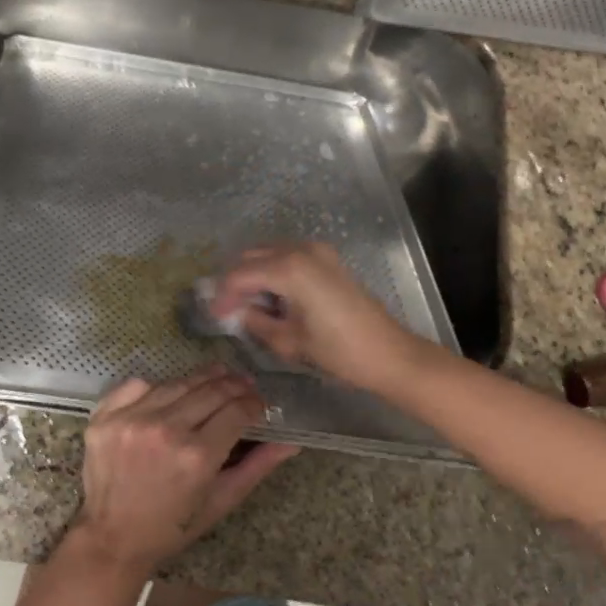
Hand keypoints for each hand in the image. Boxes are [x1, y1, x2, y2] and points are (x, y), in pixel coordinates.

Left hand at [73, 368, 298, 572]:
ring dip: (199, 380)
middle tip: (244, 384)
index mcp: (197, 456)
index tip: (260, 403)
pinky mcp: (105, 415)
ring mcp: (131, 419)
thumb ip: (256, 467)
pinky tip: (169, 392)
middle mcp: (164, 429)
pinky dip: (157, 386)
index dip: (253, 403)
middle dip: (233, 385)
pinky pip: (138, 384)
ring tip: (214, 379)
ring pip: (176, 383)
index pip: (236, 411)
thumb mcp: (220, 502)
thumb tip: (290, 442)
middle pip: (209, 390)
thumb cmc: (172, 526)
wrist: (113, 536)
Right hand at [212, 242, 429, 390]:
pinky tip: (273, 299)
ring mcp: (317, 251)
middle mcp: (301, 250)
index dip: (223, 295)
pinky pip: (288, 257)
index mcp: (290, 269)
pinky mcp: (328, 259)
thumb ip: (256, 322)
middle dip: (236, 282)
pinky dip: (274, 272)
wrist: (391, 354)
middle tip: (228, 310)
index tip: (214, 315)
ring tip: (249, 306)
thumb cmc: (340, 352)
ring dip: (254, 275)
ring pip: (269, 254)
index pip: (241, 275)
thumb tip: (237, 314)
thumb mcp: (290, 341)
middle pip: (252, 257)